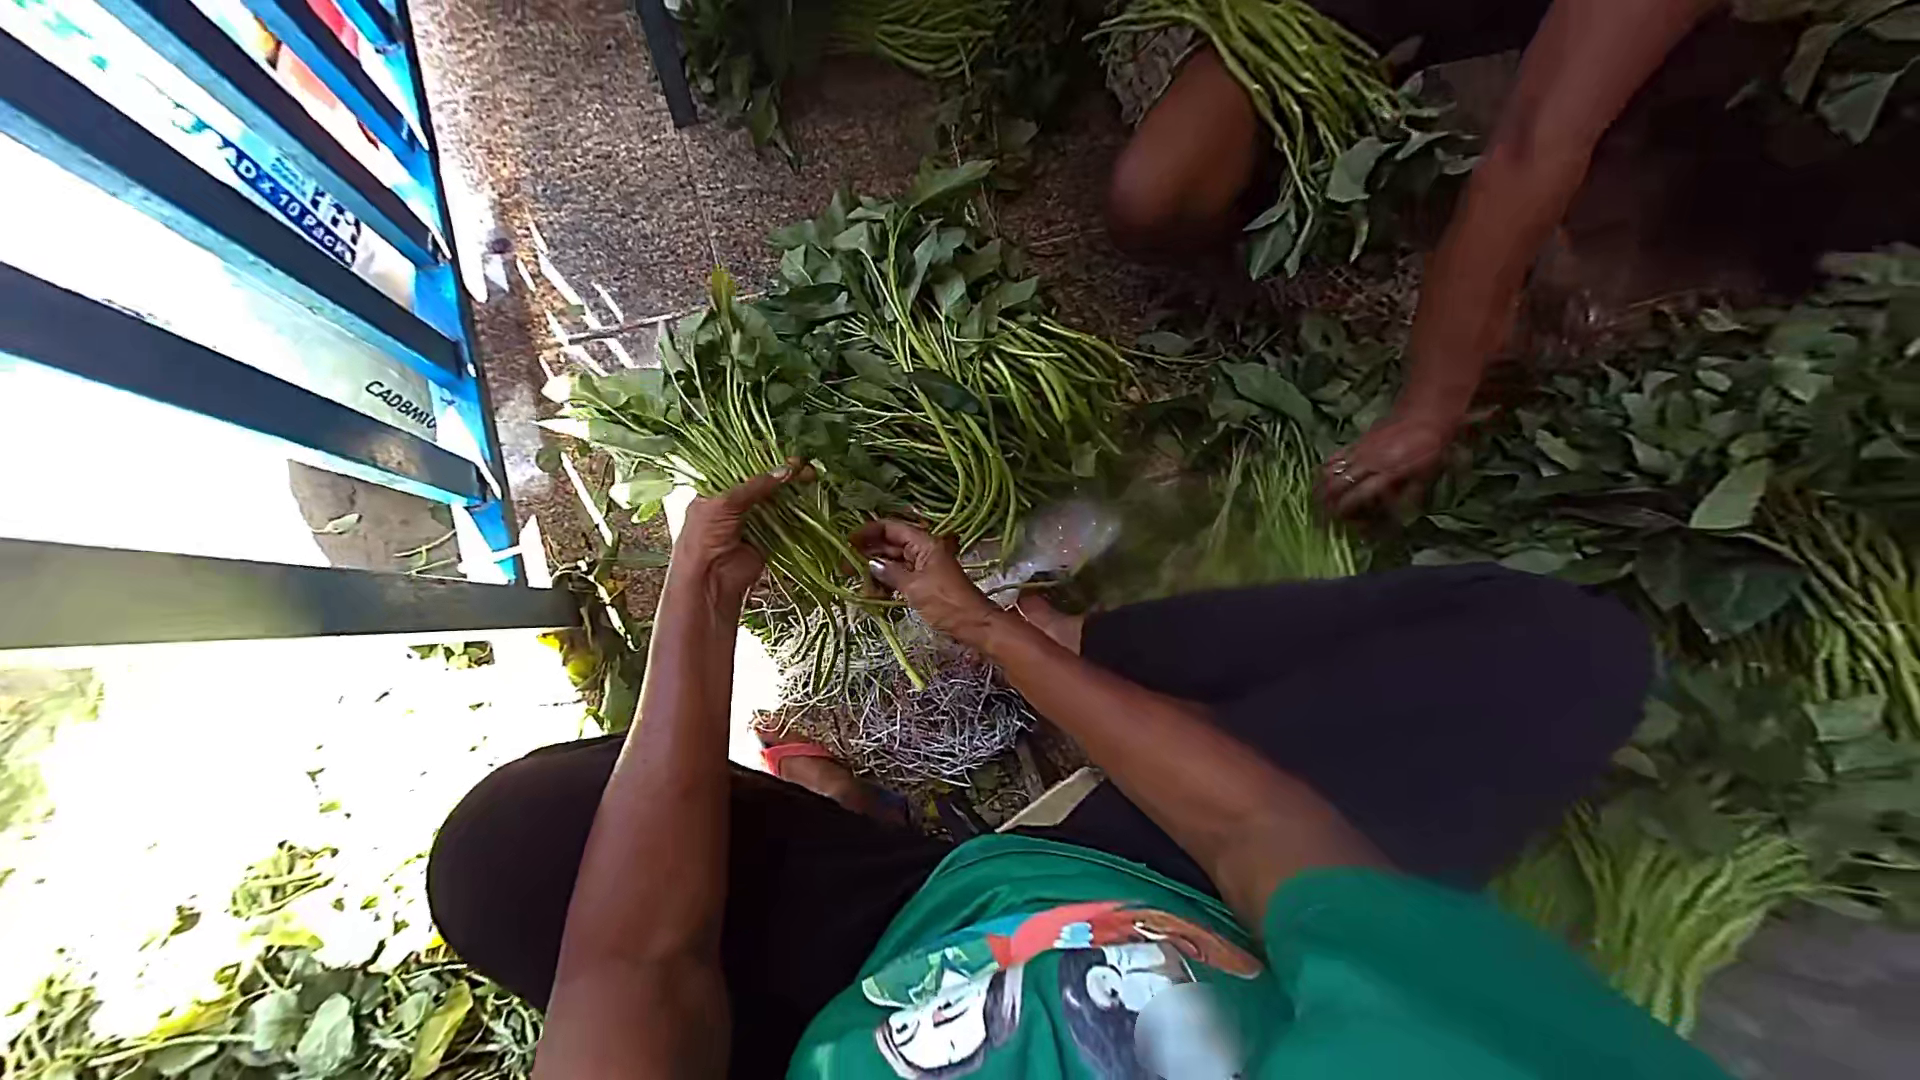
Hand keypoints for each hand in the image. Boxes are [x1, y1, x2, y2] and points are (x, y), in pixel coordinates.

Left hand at [672, 458, 810, 607]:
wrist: (710, 579)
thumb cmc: (704, 537)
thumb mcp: (723, 503)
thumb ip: (755, 486)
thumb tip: (786, 469)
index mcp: (718, 489)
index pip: (744, 467)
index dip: (764, 459)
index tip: (785, 453)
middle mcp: (736, 502)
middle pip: (765, 482)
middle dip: (784, 474)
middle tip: (805, 466)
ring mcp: (754, 519)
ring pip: (778, 499)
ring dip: (794, 490)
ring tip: (812, 478)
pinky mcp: (770, 536)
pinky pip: (787, 520)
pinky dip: (799, 511)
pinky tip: (810, 499)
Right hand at [850, 520, 1000, 646]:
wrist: (973, 624)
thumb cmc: (946, 603)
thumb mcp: (914, 587)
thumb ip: (890, 573)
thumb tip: (870, 564)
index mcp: (925, 543)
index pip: (891, 527)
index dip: (868, 532)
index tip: (847, 542)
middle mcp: (924, 550)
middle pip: (890, 544)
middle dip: (868, 553)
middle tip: (844, 567)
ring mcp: (924, 567)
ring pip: (894, 562)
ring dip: (876, 571)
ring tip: (857, 583)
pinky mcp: (924, 583)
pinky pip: (901, 577)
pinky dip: (887, 583)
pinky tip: (874, 593)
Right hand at [1319, 408, 1456, 518]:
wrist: (1424, 416)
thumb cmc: (1430, 449)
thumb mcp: (1427, 475)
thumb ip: (1410, 496)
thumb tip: (1399, 517)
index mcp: (1386, 473)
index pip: (1357, 495)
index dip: (1345, 510)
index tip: (1340, 520)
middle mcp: (1367, 463)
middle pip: (1336, 485)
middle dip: (1326, 502)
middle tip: (1322, 515)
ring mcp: (1358, 452)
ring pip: (1329, 471)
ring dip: (1320, 488)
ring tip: (1317, 500)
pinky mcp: (1355, 443)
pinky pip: (1333, 458)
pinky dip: (1324, 470)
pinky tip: (1320, 479)